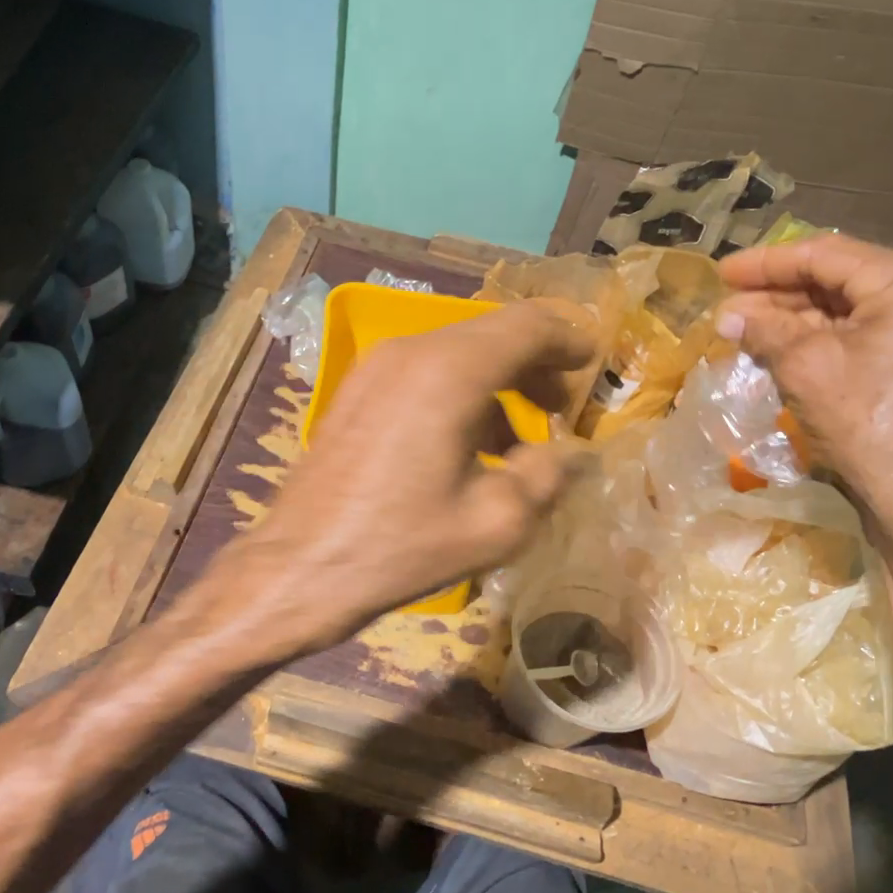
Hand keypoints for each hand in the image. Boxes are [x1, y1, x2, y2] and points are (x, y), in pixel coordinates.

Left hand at [217, 303, 594, 652]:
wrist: (301, 567)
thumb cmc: (401, 547)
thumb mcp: (495, 523)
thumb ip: (547, 477)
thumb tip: (570, 454)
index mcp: (449, 371)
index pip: (527, 325)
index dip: (568, 341)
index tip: (592, 368)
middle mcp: (409, 353)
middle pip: (490, 335)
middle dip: (535, 367)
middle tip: (562, 409)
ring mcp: (374, 369)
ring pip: (455, 354)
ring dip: (496, 385)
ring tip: (519, 443)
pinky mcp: (355, 393)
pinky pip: (422, 375)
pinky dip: (458, 395)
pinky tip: (467, 449)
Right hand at [715, 234, 892, 515]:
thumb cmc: (866, 424)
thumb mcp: (805, 367)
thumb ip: (764, 329)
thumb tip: (727, 315)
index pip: (825, 255)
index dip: (766, 264)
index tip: (722, 272)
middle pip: (838, 277)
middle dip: (778, 292)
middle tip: (728, 303)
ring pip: (848, 305)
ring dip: (794, 315)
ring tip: (742, 325)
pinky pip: (863, 328)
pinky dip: (819, 334)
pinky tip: (777, 342)